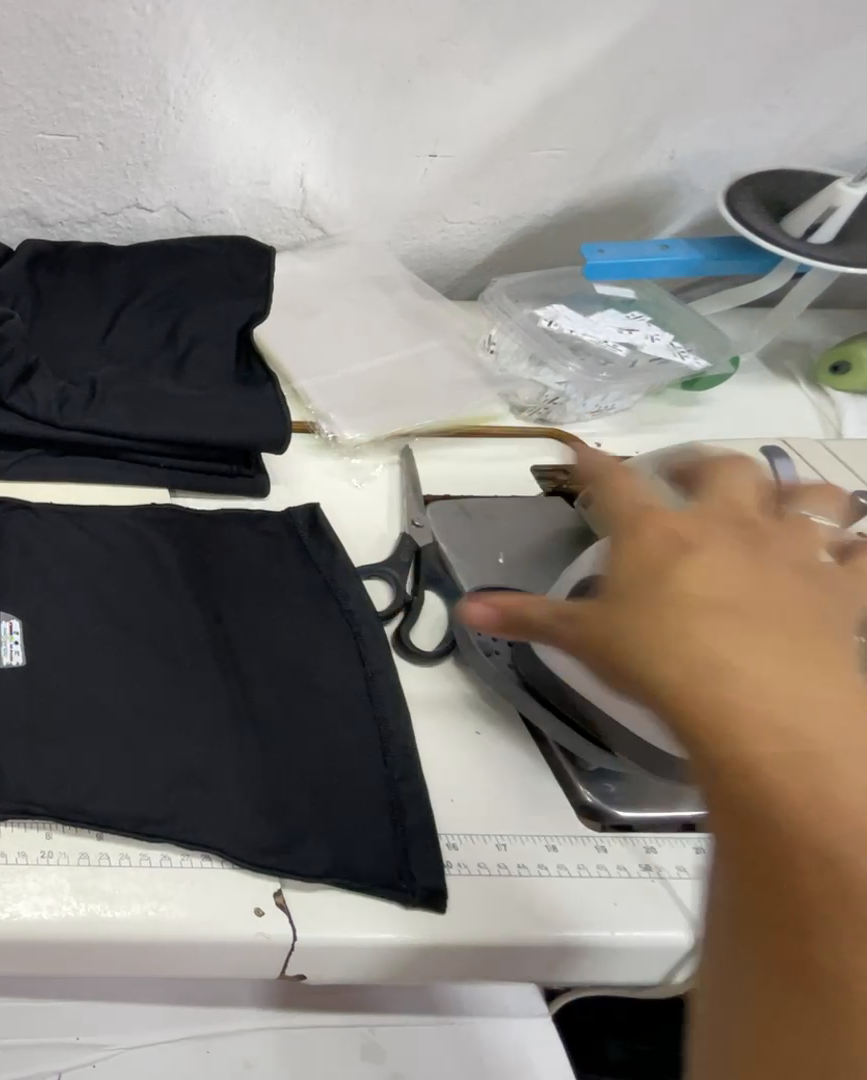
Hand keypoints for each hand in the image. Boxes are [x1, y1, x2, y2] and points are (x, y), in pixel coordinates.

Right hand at [456, 447, 866, 757]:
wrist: (764, 705)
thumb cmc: (657, 659)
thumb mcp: (579, 637)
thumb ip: (524, 616)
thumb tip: (464, 608)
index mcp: (654, 533)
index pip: (616, 482)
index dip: (596, 464)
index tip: (582, 454)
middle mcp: (727, 527)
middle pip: (726, 469)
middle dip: (703, 465)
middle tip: (682, 478)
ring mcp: (795, 554)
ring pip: (816, 497)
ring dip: (796, 495)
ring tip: (775, 508)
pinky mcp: (849, 589)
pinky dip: (862, 549)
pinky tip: (847, 557)